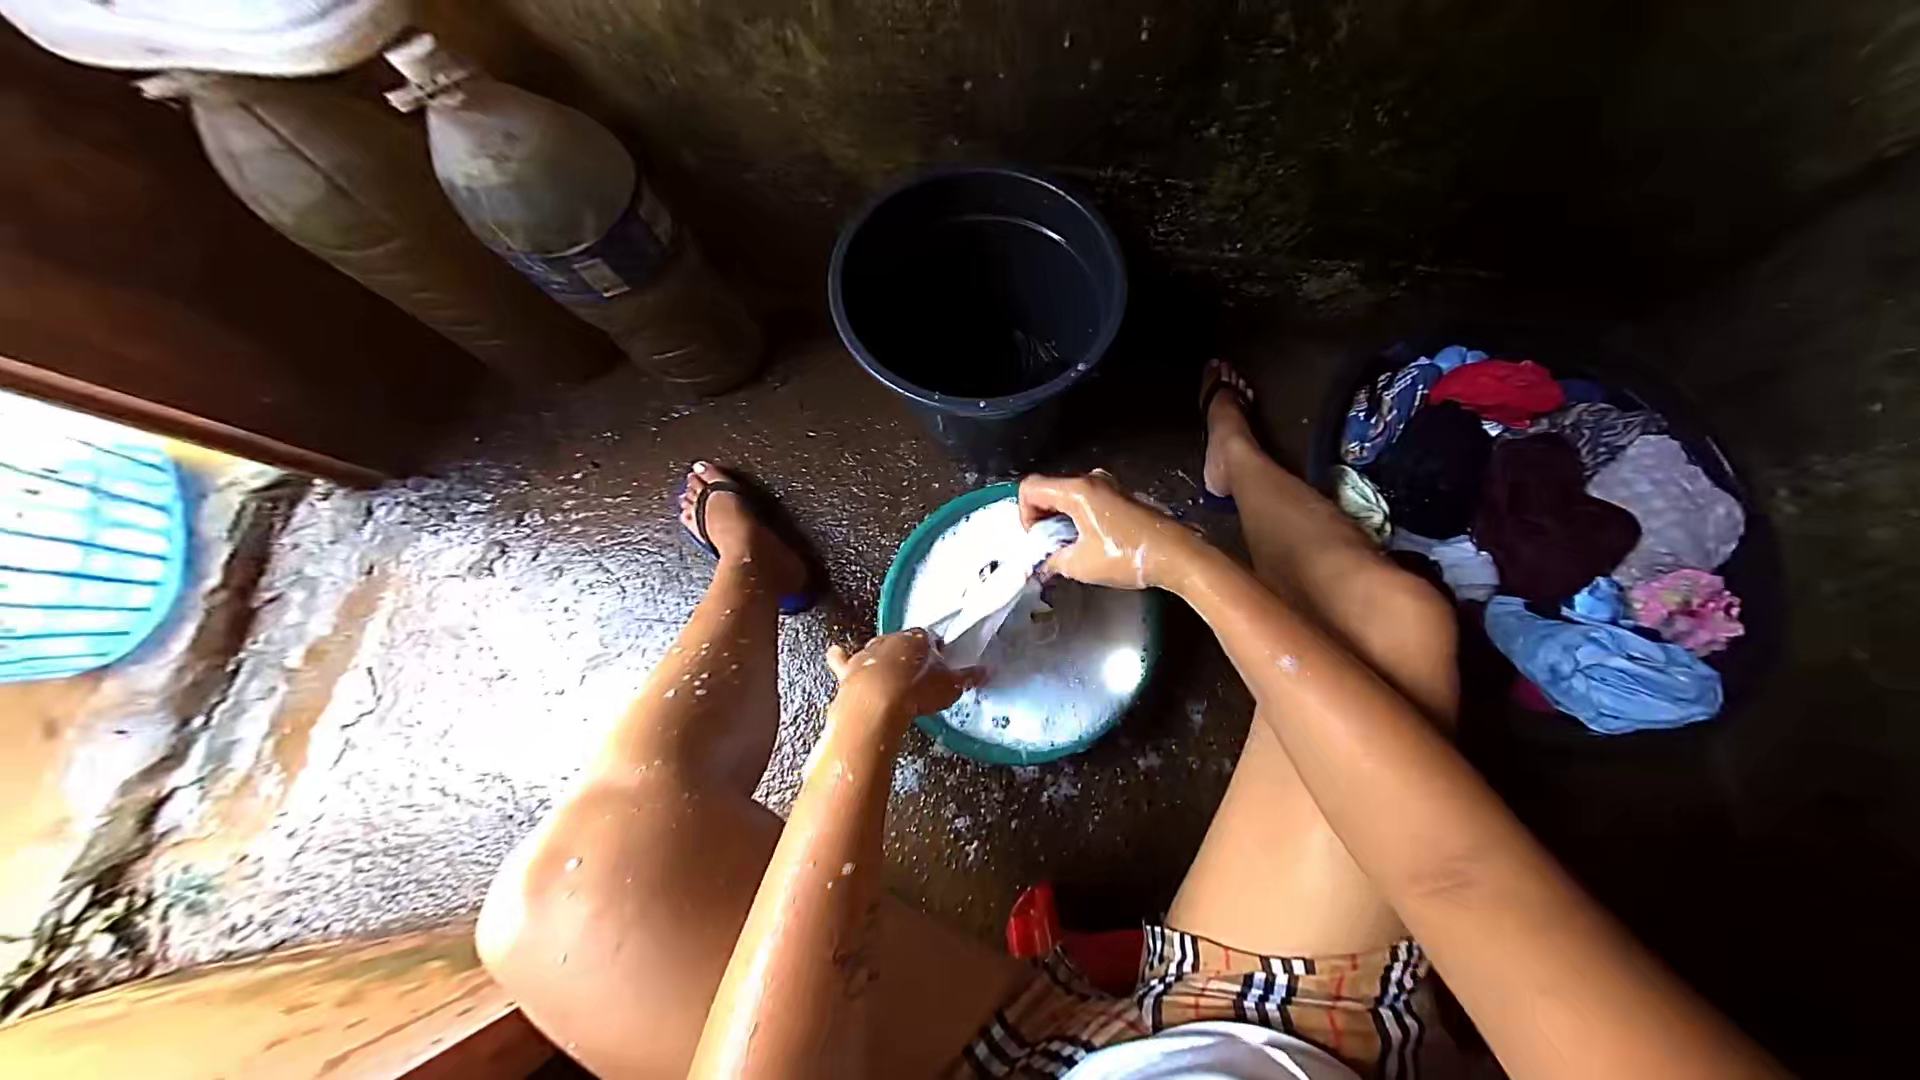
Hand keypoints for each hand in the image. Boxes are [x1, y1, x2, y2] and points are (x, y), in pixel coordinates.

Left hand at [826, 629, 980, 723]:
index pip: (929, 637)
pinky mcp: (848, 669)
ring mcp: (868, 653)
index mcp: (917, 638)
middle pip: (902, 641)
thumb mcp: (950, 687)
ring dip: (882, 658)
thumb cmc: (916, 692)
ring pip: (876, 649)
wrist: (875, 706)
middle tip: (916, 670)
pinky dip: (840, 657)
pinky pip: (841, 659)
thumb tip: (986, 671)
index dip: (934, 648)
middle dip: (908, 652)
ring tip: (890, 672)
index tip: (939, 658)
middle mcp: (891, 640)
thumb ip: (968, 678)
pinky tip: (836, 652)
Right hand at [1018, 470, 1202, 589]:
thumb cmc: (1128, 556)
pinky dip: (1077, 517)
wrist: (1176, 555)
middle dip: (1041, 516)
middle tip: (1047, 546)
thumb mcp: (1080, 565)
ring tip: (1068, 547)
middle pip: (1049, 489)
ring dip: (1059, 518)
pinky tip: (1088, 542)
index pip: (1031, 488)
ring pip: (1067, 495)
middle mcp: (1091, 481)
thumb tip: (1045, 562)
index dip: (1025, 514)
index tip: (1036, 538)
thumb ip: (1053, 559)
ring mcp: (1108, 487)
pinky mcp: (1121, 497)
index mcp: (1077, 491)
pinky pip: (1086, 500)